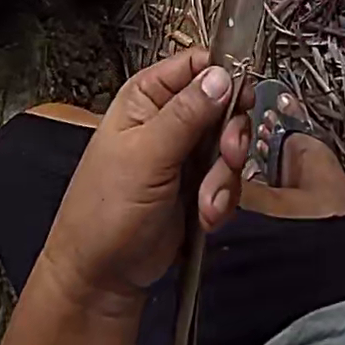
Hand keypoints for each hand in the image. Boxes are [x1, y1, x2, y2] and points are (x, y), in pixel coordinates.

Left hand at [38, 48, 250, 311]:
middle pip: (224, 103)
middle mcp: (169, 116)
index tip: (241, 99)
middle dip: (231, 135)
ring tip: (207, 201)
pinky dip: (224, 198)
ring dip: (225, 175)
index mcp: (148, 95)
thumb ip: (186, 115)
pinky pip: (229, 176)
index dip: (224, 76)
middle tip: (226, 156)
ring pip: (230, 142)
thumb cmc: (104, 213)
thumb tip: (221, 76)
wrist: (103, 280)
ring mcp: (185, 150)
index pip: (198, 64)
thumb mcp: (146, 157)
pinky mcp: (198, 181)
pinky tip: (206, 216)